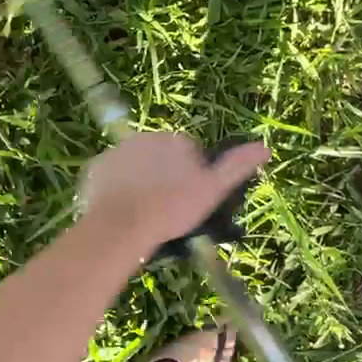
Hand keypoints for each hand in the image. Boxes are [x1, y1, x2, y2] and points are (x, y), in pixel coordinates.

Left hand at [78, 133, 269, 249]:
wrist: (122, 224)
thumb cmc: (172, 209)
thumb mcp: (212, 190)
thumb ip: (236, 166)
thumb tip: (264, 146)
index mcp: (175, 140)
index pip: (189, 152)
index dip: (191, 176)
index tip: (188, 199)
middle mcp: (145, 137)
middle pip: (160, 156)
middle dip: (164, 175)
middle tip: (167, 207)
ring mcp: (117, 150)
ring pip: (135, 165)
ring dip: (140, 180)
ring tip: (144, 211)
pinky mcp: (96, 167)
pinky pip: (112, 175)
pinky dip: (117, 187)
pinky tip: (122, 208)